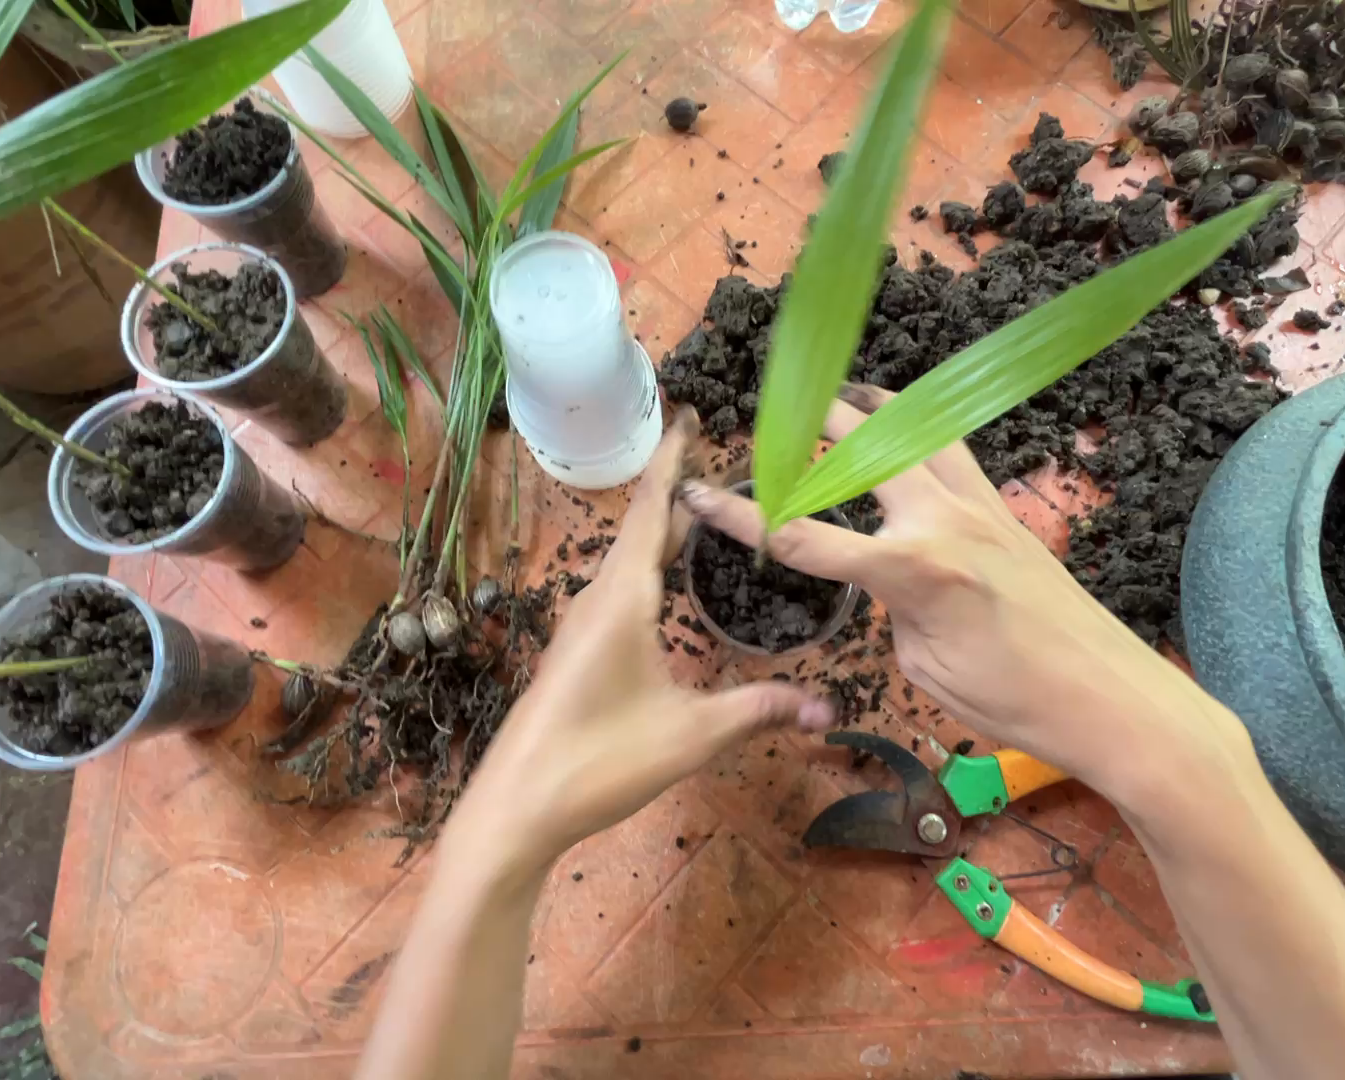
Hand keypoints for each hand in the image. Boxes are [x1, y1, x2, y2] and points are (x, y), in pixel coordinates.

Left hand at [445, 407, 835, 884]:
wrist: (516, 806)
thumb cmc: (599, 761)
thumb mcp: (690, 734)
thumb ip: (759, 711)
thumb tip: (828, 710)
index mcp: (624, 597)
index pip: (653, 509)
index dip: (673, 460)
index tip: (689, 416)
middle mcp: (599, 597)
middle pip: (643, 527)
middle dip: (678, 489)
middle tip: (719, 460)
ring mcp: (582, 623)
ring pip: (629, 558)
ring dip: (662, 528)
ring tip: (703, 510)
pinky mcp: (578, 648)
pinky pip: (619, 586)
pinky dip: (648, 564)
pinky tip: (664, 583)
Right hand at [676, 385, 1258, 817]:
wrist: (1112, 698)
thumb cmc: (1011, 701)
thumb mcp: (922, 664)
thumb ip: (891, 604)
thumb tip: (884, 574)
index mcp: (910, 568)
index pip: (804, 536)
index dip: (743, 518)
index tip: (701, 496)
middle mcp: (941, 517)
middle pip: (861, 447)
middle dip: (811, 425)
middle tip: (776, 419)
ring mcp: (979, 505)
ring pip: (914, 430)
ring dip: (870, 410)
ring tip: (839, 400)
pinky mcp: (1004, 509)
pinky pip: (951, 451)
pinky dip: (916, 434)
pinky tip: (905, 440)